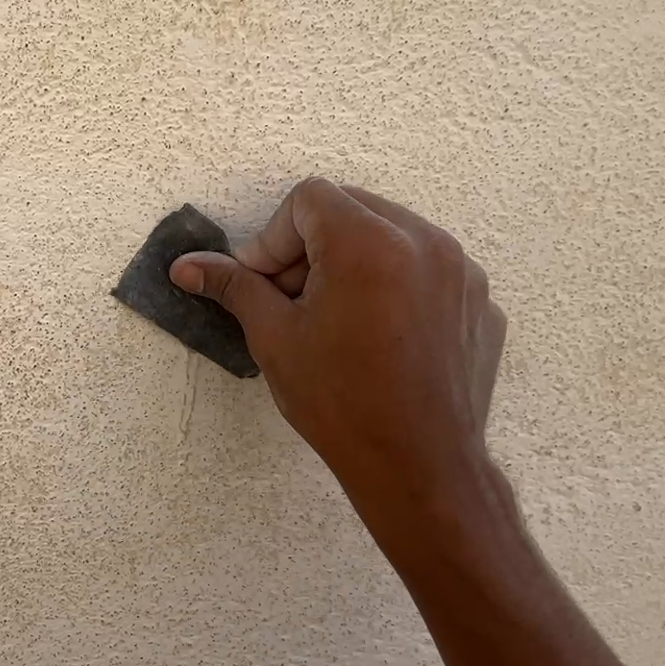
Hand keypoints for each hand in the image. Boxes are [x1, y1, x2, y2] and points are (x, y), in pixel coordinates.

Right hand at [169, 178, 509, 557]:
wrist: (419, 467)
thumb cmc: (338, 400)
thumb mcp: (273, 336)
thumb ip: (232, 286)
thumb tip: (184, 265)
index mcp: (370, 244)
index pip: (309, 199)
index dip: (274, 237)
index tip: (265, 284)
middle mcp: (425, 242)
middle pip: (350, 208)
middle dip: (310, 245)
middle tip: (291, 298)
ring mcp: (462, 272)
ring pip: (390, 234)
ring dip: (350, 260)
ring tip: (332, 316)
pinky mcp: (480, 303)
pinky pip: (425, 268)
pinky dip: (391, 283)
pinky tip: (374, 335)